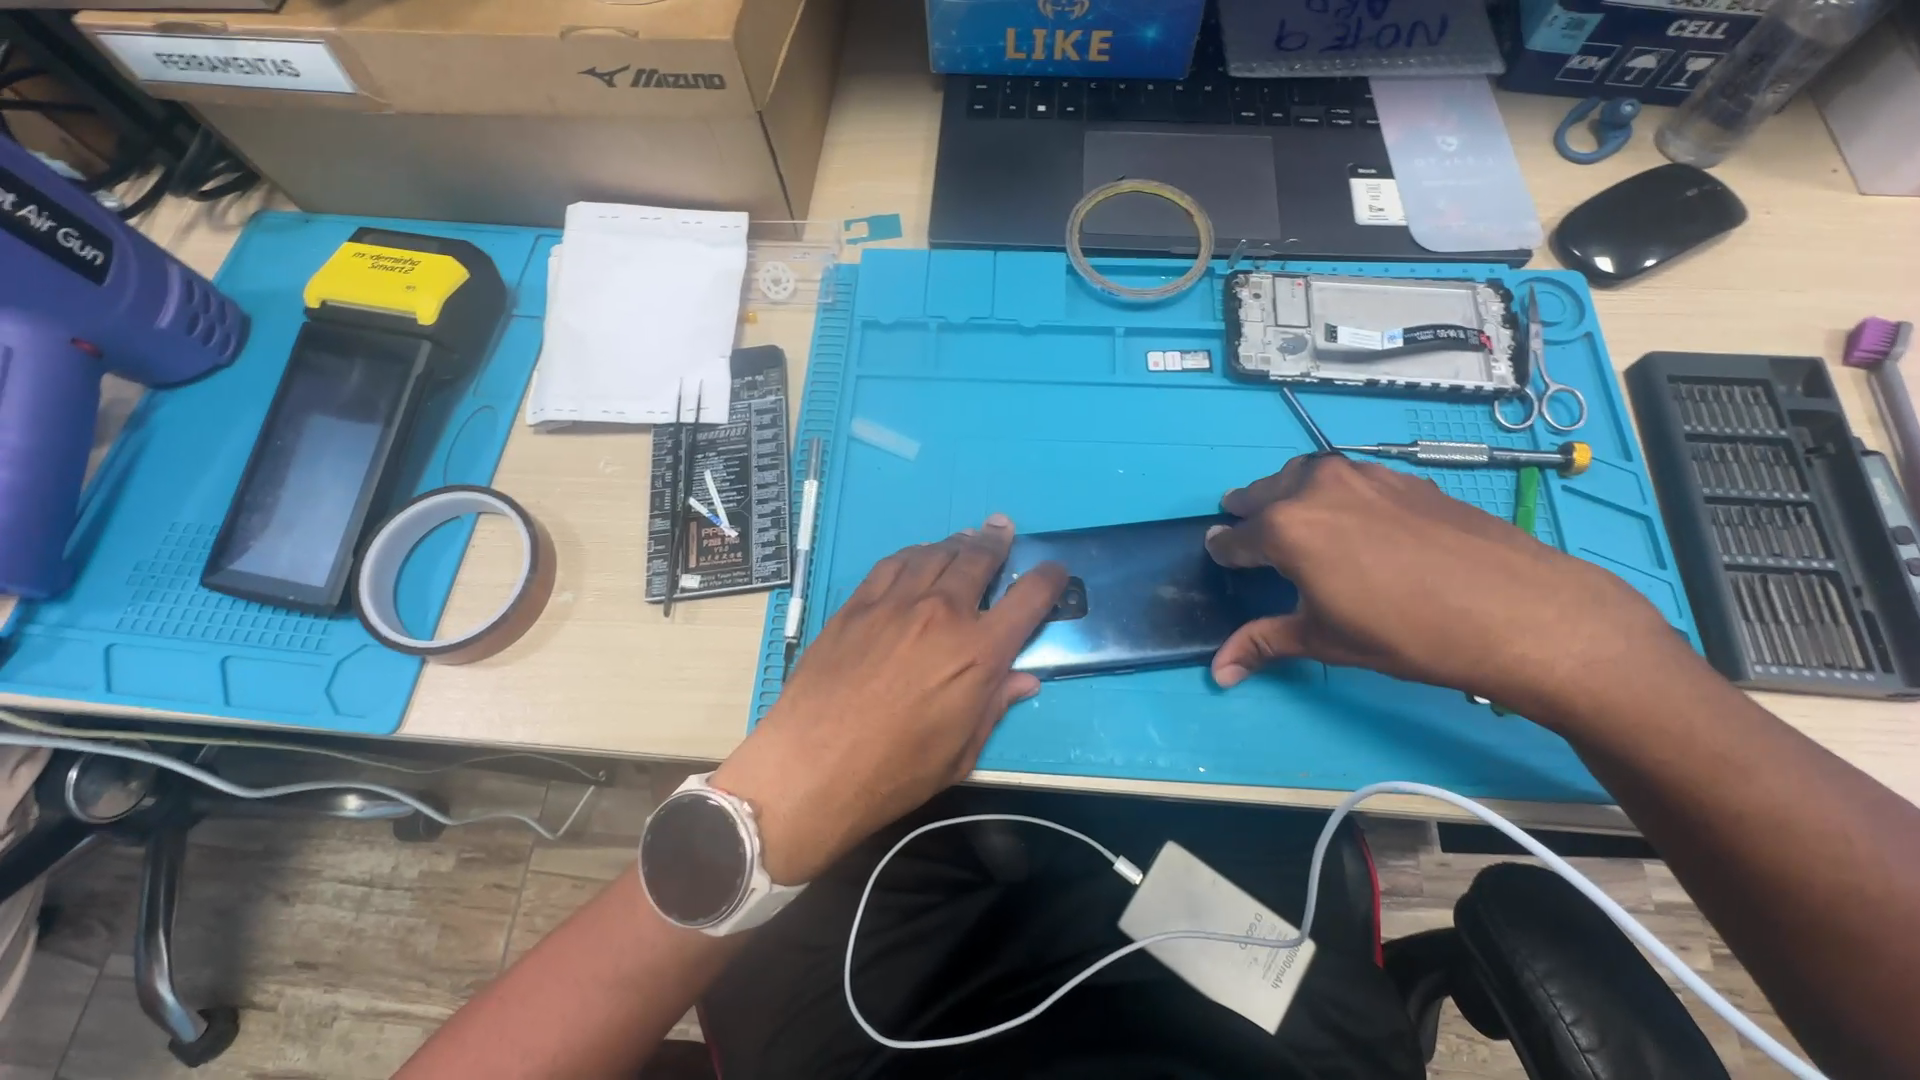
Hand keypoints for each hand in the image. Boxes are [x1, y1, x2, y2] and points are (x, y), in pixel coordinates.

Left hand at [711, 515, 1065, 884]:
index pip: (1029, 599)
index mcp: (979, 653)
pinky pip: (891, 564)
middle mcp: (942, 614)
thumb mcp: (962, 751)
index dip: (1049, 579)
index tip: (1055, 570)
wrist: (813, 766)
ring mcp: (895, 604)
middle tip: (1001, 528)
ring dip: (956, 543)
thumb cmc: (897, 772)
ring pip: (934, 554)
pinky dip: (913, 553)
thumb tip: (1023, 679)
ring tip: (964, 538)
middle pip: (978, 560)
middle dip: (996, 541)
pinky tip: (915, 556)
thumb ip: (995, 705)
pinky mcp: (857, 606)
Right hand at [1203, 454, 1680, 720]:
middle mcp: (1315, 487)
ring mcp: (1362, 475)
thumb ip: (1264, 643)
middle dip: (1250, 515)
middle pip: (1263, 493)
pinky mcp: (1401, 477)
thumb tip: (1218, 672)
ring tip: (1297, 525)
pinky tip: (1353, 524)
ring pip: (1305, 476)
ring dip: (1289, 496)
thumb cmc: (1405, 632)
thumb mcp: (1325, 640)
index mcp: (1285, 527)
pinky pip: (1347, 478)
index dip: (1223, 553)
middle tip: (1252, 542)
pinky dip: (1332, 494)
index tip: (1221, 561)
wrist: (1515, 609)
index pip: (1234, 537)